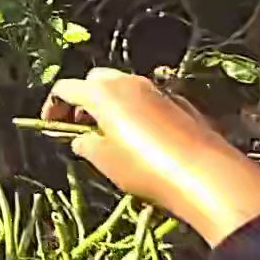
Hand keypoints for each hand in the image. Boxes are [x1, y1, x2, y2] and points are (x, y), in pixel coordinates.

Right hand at [46, 68, 259, 246]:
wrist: (209, 178)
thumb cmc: (145, 168)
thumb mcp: (104, 160)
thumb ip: (85, 143)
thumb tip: (82, 139)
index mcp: (102, 92)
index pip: (65, 88)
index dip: (53, 105)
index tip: (50, 124)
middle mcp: (128, 82)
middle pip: (95, 81)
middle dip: (84, 98)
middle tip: (81, 125)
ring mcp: (158, 90)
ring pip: (124, 87)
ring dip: (111, 104)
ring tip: (111, 133)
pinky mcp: (181, 104)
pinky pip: (148, 100)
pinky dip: (137, 111)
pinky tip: (142, 139)